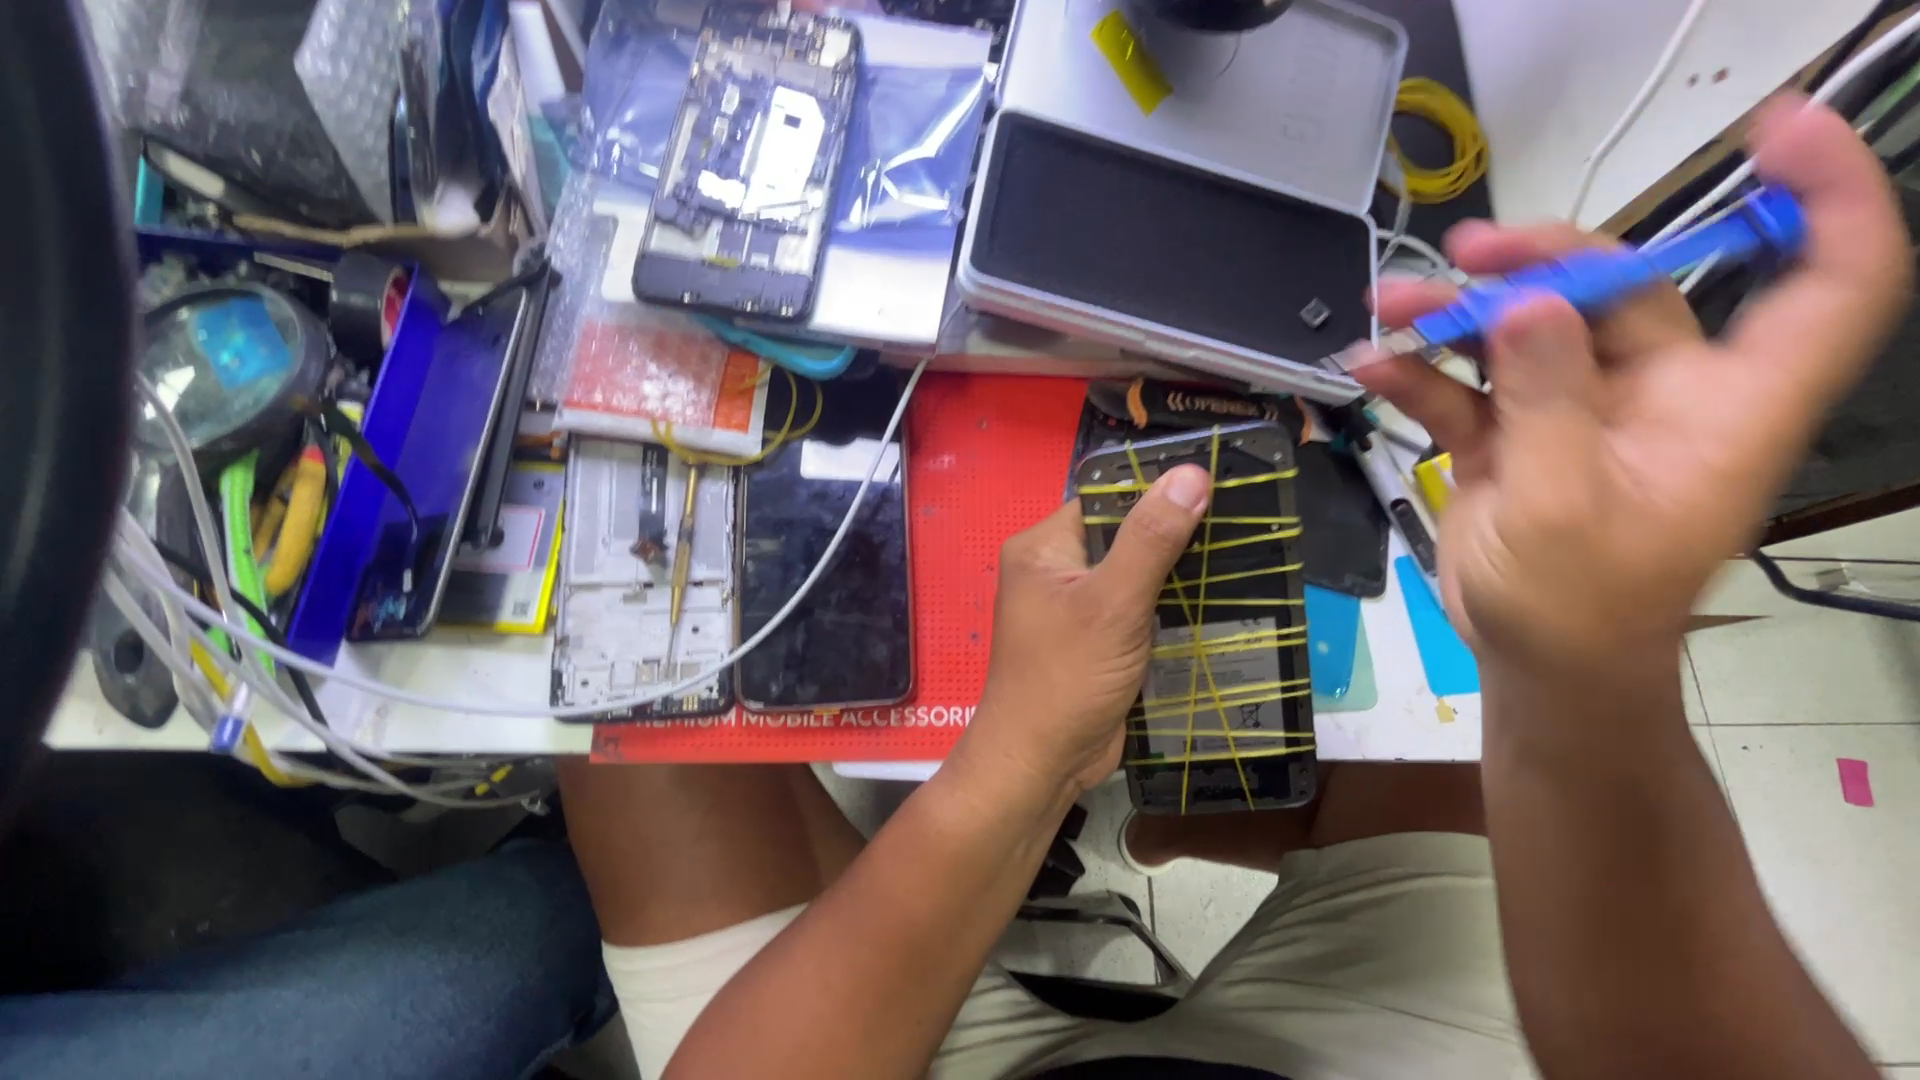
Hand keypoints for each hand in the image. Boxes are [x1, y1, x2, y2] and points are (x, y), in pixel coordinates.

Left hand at [958, 466, 1210, 798]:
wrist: (1042, 763)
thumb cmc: (1067, 677)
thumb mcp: (1112, 602)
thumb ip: (1151, 539)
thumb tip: (1189, 473)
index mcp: (1043, 548)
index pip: (1105, 500)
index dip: (1157, 492)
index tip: (1217, 486)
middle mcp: (1055, 570)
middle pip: (1123, 536)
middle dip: (1175, 535)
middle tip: (1241, 524)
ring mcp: (1076, 608)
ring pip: (1136, 575)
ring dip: (1178, 573)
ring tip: (1242, 556)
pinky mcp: (1098, 640)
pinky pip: (1138, 609)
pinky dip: (1170, 607)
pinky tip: (1218, 599)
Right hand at [1354, 97, 1909, 669]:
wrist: (1532, 662)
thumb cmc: (1578, 606)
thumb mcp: (1564, 510)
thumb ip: (1549, 405)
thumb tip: (1532, 305)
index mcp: (1722, 409)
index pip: (1826, 283)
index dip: (1825, 197)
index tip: (1771, 132)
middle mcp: (1657, 395)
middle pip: (1620, 293)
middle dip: (1542, 264)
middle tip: (1466, 255)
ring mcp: (1575, 413)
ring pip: (1526, 333)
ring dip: (1456, 316)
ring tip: (1390, 305)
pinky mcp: (1512, 436)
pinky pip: (1466, 388)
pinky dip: (1418, 374)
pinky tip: (1370, 365)